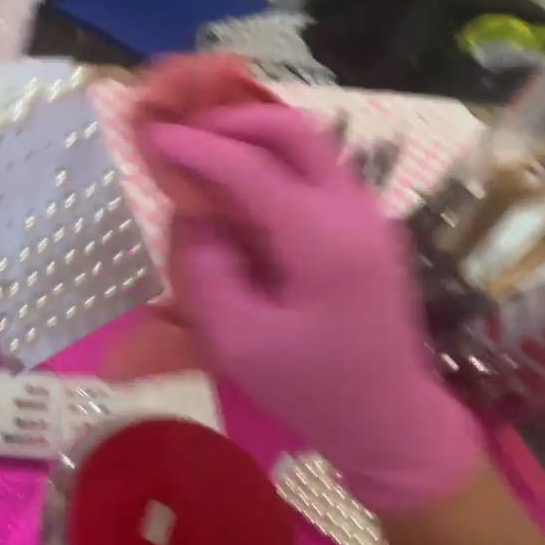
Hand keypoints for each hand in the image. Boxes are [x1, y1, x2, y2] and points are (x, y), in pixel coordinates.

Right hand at [144, 106, 482, 512]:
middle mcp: (355, 213)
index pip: (251, 169)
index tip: (151, 136)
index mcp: (324, 243)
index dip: (195, 148)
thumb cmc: (313, 392)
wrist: (392, 423)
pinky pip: (315, 170)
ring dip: (253, 135)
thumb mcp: (238, 341)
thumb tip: (196, 217)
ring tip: (204, 150)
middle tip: (184, 133)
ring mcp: (369, 215)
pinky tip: (238, 184)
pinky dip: (271, 160)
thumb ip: (207, 270)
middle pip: (294, 131)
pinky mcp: (366, 226)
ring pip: (309, 144)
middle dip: (232, 121)